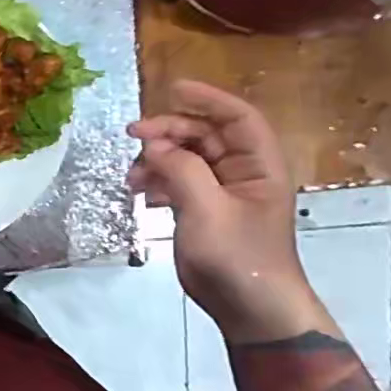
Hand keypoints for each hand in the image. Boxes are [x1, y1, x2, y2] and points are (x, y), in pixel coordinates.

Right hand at [127, 79, 333, 343]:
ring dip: (156, 159)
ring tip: (133, 177)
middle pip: (204, 136)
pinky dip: (155, 179)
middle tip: (130, 136)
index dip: (208, 99)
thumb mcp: (205, 209)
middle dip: (167, 131)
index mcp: (259, 168)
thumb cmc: (236, 254)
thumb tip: (153, 143)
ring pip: (185, 158)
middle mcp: (242, 174)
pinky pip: (176, 180)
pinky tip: (140, 192)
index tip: (171, 87)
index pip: (238, 120)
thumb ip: (180, 170)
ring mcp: (222, 192)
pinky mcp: (203, 209)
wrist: (247, 302)